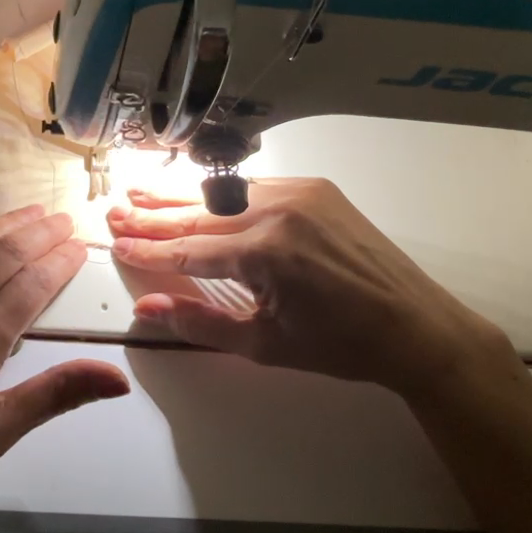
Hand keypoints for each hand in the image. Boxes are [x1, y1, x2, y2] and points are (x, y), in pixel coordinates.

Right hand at [108, 178, 511, 399]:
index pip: (189, 250)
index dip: (149, 251)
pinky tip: (199, 196)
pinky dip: (222, 194)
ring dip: (181, 197)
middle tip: (116, 211)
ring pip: (223, 193)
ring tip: (141, 192)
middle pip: (199, 212)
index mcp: (265, 254)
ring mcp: (299, 193)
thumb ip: (200, 323)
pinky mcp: (316, 187)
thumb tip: (146, 308)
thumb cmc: (339, 346)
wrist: (416, 327)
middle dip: (153, 215)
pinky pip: (255, 186)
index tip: (115, 246)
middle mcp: (277, 211)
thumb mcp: (265, 345)